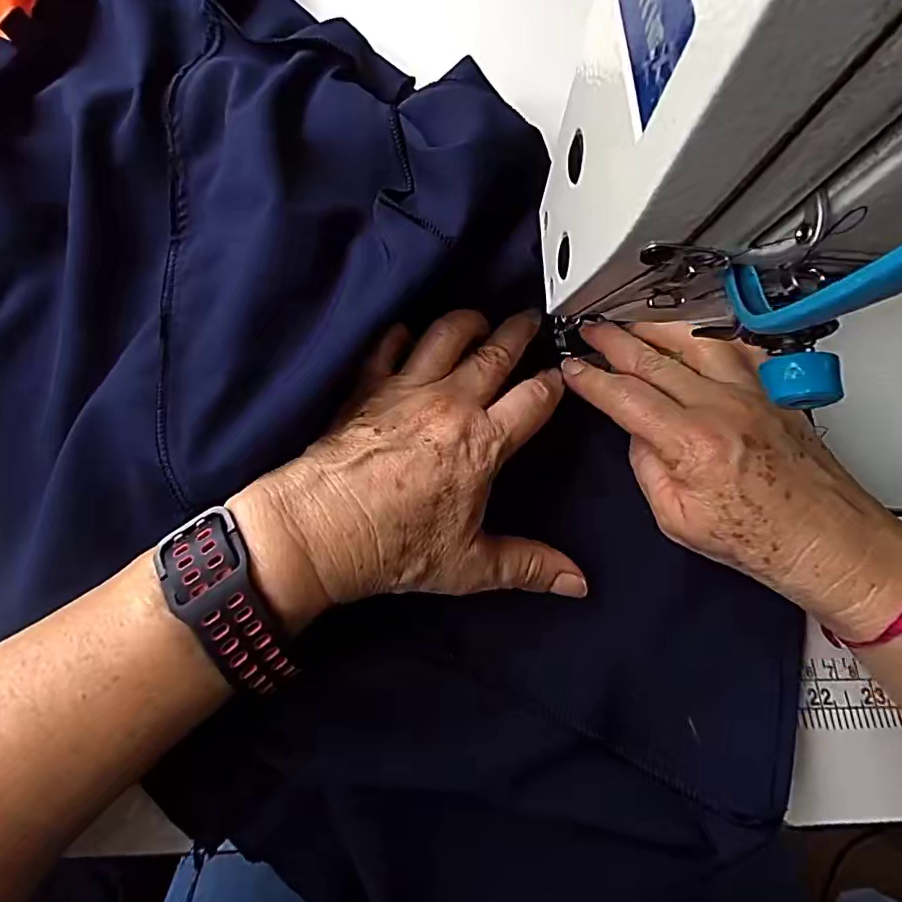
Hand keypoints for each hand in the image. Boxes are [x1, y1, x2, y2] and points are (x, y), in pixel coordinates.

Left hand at [228, 309, 587, 627]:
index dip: (553, 382)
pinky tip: (403, 333)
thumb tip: (577, 582)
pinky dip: (397, 336)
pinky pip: (386, 348)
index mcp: (482, 443)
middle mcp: (449, 404)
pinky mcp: (366, 388)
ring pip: (444, 336)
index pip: (534, 397)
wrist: (324, 527)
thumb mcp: (469, 566)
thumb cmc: (394, 547)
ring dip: (465, 322)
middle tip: (528, 318)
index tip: (559, 374)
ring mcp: (405, 390)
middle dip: (518, 331)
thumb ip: (527, 565)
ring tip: (476, 319)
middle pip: (495, 353)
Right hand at [559, 321, 901, 642]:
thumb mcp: (675, 516)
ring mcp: (754, 397)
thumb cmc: (763, 540)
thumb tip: (638, 435)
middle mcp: (724, 409)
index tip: (573, 367)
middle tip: (592, 331)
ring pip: (697, 341)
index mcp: (691, 442)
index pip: (624, 395)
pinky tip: (698, 335)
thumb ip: (647, 467)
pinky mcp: (776, 396)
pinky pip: (741, 350)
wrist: (830, 545)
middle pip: (653, 359)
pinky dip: (712, 336)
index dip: (591, 378)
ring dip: (658, 327)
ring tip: (635, 323)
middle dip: (613, 340)